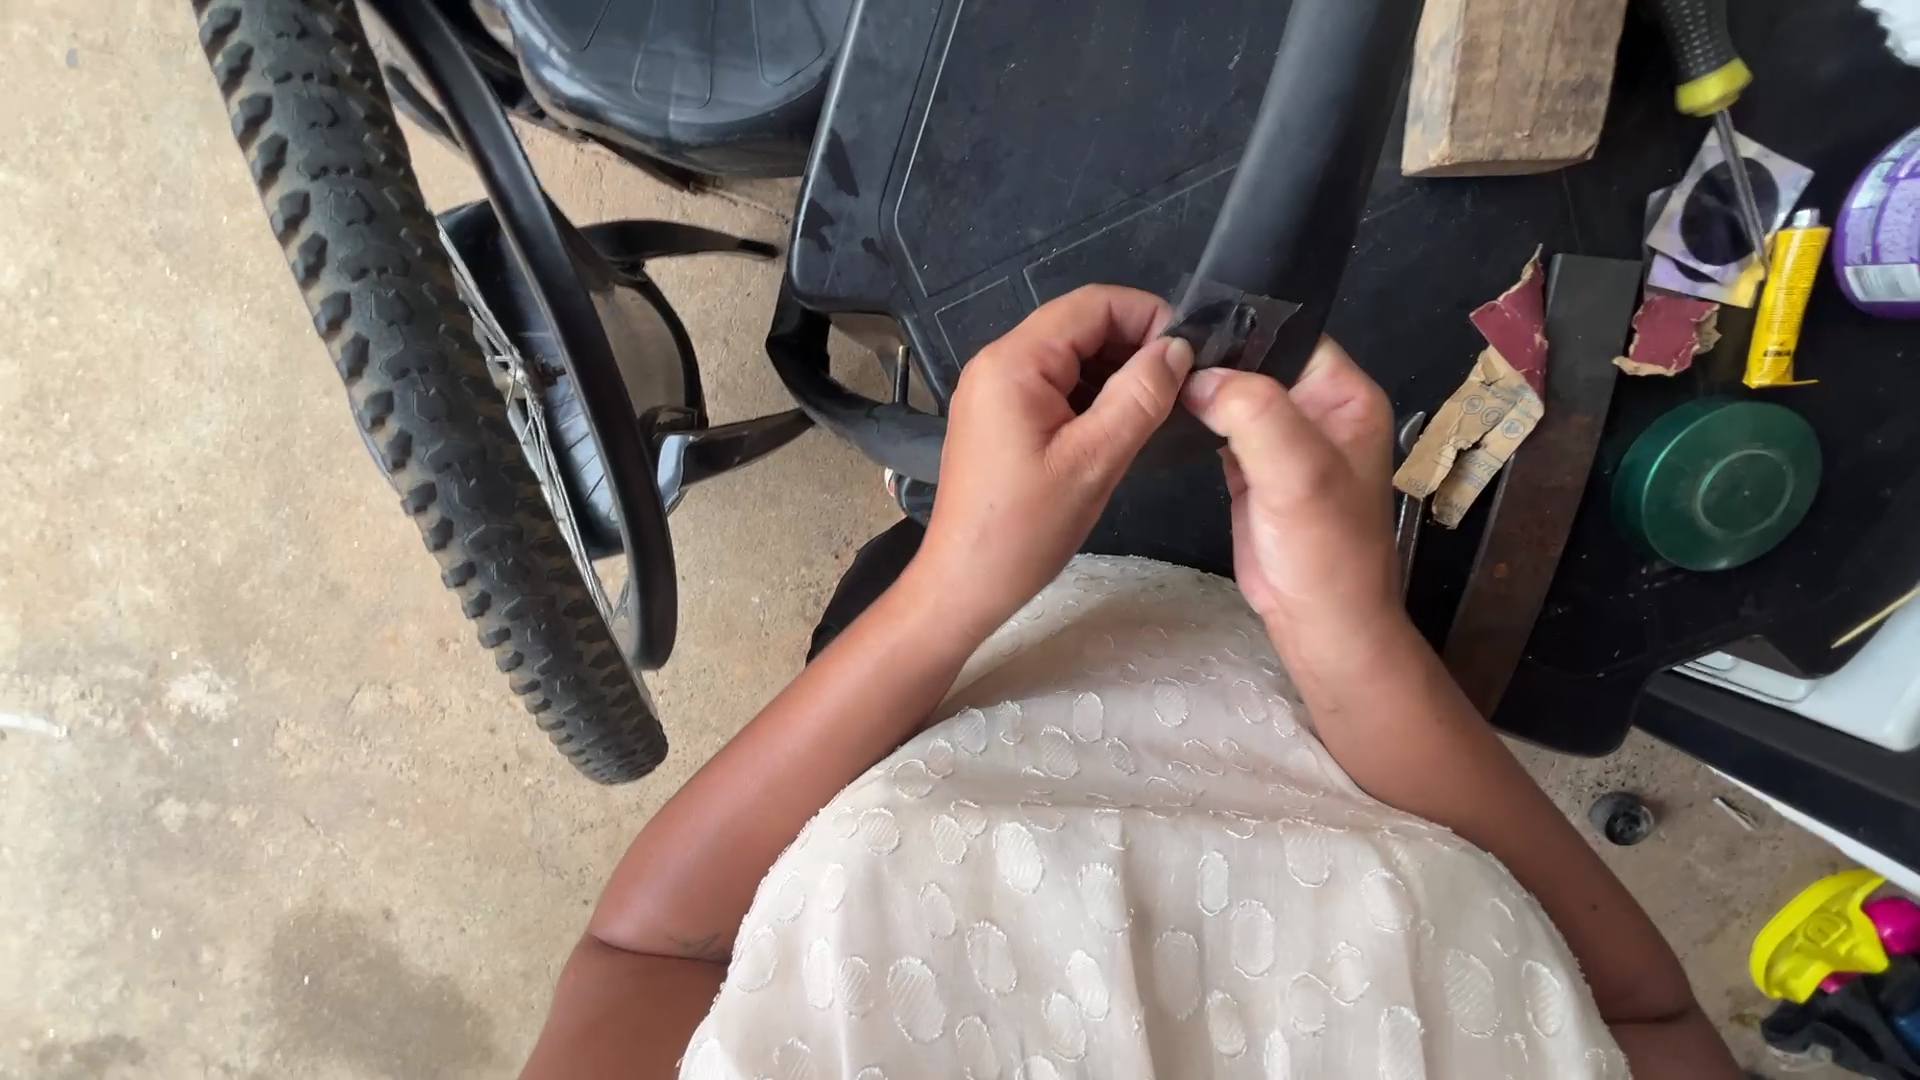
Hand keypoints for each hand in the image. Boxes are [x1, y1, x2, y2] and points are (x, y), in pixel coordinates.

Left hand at [911, 285, 1194, 633]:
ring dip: (1113, 377)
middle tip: (1178, 389)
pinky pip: (1051, 390)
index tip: (1189, 354)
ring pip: (1068, 360)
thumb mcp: (1095, 460)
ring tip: (1152, 413)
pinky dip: (1088, 399)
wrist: (965, 582)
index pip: (1093, 303)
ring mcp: (992, 392)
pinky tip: (1115, 429)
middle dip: (1133, 348)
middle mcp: (997, 364)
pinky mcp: (995, 419)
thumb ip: (1140, 395)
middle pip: (1078, 327)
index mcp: (1015, 362)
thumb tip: (1178, 347)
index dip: (1148, 316)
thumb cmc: (1026, 529)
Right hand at [1180, 338, 1399, 659]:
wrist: (1316, 618)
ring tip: (1150, 376)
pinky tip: (1160, 414)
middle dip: (1210, 358)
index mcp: (1342, 396)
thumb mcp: (1299, 472)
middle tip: (1154, 353)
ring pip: (1231, 395)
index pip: (1292, 335)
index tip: (1185, 326)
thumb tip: (1197, 378)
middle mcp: (1312, 409)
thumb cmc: (1324, 548)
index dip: (1243, 327)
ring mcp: (1278, 440)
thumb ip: (1254, 413)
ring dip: (1197, 389)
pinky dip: (1191, 422)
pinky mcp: (1248, 468)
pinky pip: (1216, 429)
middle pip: (1255, 363)